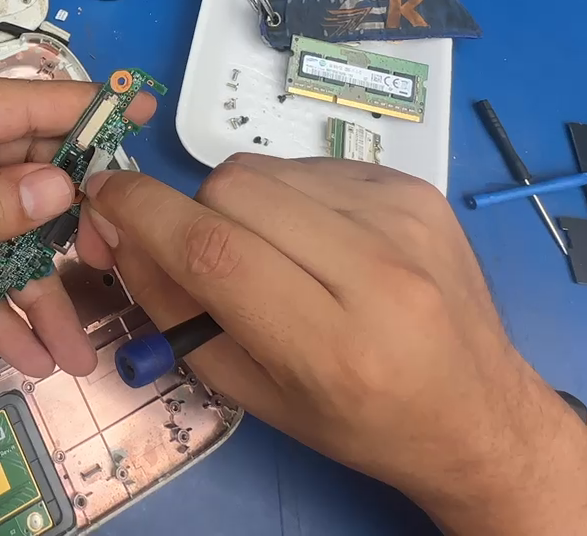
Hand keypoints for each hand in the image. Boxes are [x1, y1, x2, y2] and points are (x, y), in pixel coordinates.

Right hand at [84, 155, 586, 533]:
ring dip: (242, 201)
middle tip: (215, 252)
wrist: (484, 416)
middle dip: (196, 212)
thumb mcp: (247, 390)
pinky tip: (320, 236)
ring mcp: (404, 219)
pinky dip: (288, 193)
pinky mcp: (416, 189)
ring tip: (276, 248)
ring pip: (263, 168)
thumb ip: (172, 308)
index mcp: (334, 347)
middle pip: (232, 191)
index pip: (213, 251)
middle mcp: (379, 274)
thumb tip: (118, 229)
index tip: (102, 194)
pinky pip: (305, 164)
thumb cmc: (356, 421)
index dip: (142, 212)